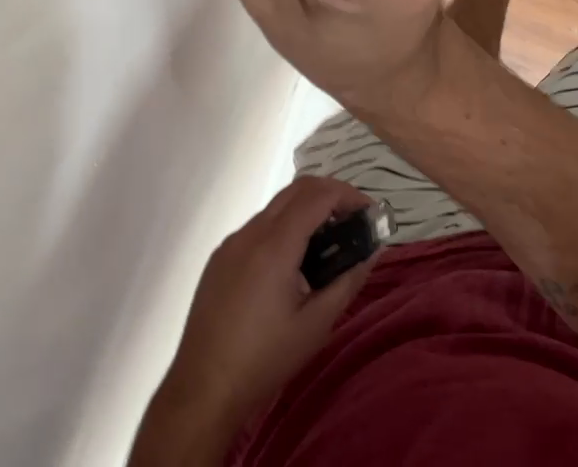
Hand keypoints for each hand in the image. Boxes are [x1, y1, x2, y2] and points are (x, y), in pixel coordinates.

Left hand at [133, 177, 376, 462]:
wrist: (204, 387)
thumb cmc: (265, 358)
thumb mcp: (317, 323)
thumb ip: (349, 280)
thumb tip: (373, 250)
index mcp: (274, 246)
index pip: (317, 196)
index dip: (348, 195)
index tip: (370, 212)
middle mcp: (249, 234)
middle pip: (296, 190)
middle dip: (330, 195)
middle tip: (354, 221)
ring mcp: (230, 244)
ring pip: (275, 207)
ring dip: (306, 210)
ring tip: (329, 243)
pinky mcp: (220, 258)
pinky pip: (258, 227)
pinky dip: (284, 227)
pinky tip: (294, 262)